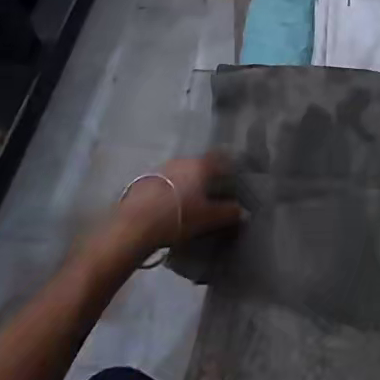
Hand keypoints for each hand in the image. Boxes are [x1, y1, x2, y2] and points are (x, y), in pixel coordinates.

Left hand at [106, 152, 246, 255]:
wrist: (137, 221)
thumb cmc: (179, 216)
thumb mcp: (208, 218)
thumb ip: (228, 212)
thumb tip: (243, 211)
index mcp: (199, 165)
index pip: (219, 158)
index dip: (227, 166)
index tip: (232, 176)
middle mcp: (181, 160)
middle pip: (200, 164)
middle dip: (207, 176)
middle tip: (214, 191)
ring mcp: (162, 167)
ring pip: (181, 171)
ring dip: (188, 181)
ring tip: (192, 199)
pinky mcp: (146, 178)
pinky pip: (167, 179)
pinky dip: (173, 187)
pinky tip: (172, 202)